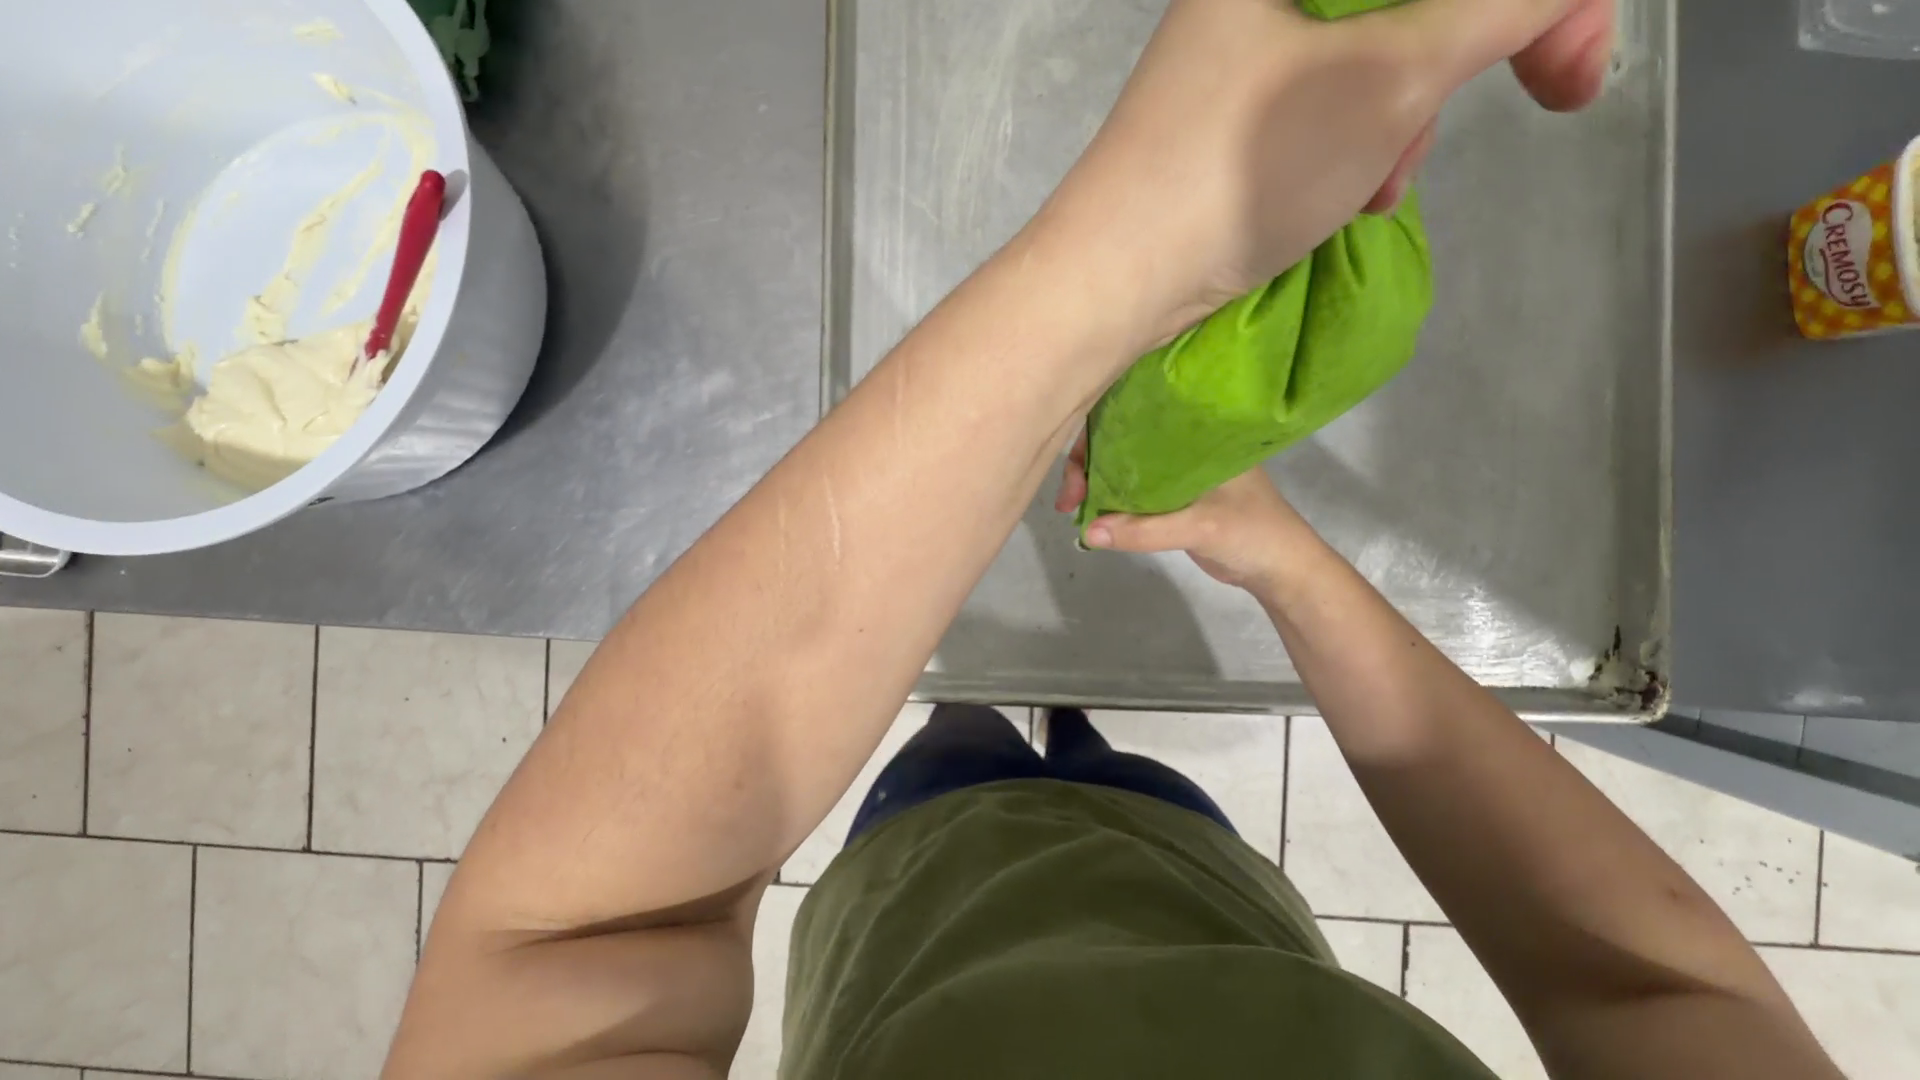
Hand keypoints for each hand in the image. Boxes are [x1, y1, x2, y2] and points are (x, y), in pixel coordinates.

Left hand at [1033, 0, 1615, 348]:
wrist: (1113, 278)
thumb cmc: (1240, 169)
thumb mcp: (1388, 77)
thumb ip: (1496, 5)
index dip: (1532, 5)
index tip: (1573, 75)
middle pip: (1410, 5)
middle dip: (1453, 70)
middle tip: (1463, 137)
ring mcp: (1237, 59)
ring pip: (1372, 61)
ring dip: (1398, 125)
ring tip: (1369, 189)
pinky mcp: (1225, 121)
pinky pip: (1322, 110)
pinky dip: (1352, 150)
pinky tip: (1340, 201)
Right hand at [1055, 440, 1317, 592]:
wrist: (1280, 569)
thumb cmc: (1253, 532)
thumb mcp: (1200, 527)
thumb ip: (1144, 530)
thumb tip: (1088, 532)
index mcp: (1194, 434)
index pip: (1136, 416)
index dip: (1098, 434)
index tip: (1076, 466)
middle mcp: (1181, 447)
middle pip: (1121, 442)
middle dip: (1087, 464)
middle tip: (1067, 499)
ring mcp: (1175, 474)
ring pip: (1123, 470)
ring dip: (1095, 486)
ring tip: (1072, 509)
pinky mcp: (1171, 501)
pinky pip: (1130, 494)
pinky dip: (1108, 504)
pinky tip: (1090, 517)